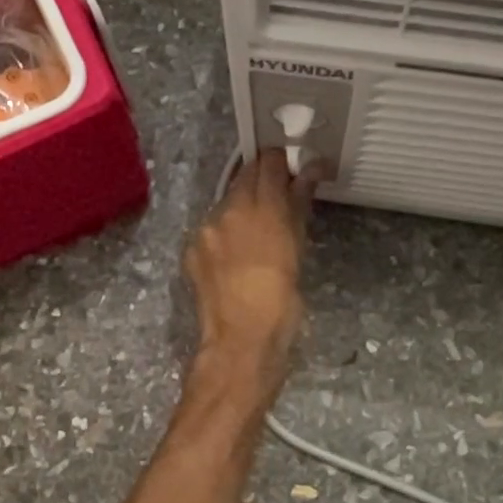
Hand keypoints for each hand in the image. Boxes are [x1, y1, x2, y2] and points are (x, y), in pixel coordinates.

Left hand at [184, 150, 317, 395]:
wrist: (241, 341)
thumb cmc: (282, 302)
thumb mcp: (297, 250)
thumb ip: (299, 204)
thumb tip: (310, 171)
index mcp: (261, 207)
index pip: (269, 163)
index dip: (282, 161)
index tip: (293, 167)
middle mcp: (228, 209)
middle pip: (244, 177)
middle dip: (262, 179)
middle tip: (280, 192)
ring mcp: (205, 229)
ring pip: (226, 203)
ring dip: (243, 207)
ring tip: (259, 231)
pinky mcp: (192, 250)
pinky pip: (212, 229)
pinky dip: (226, 232)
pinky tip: (237, 254)